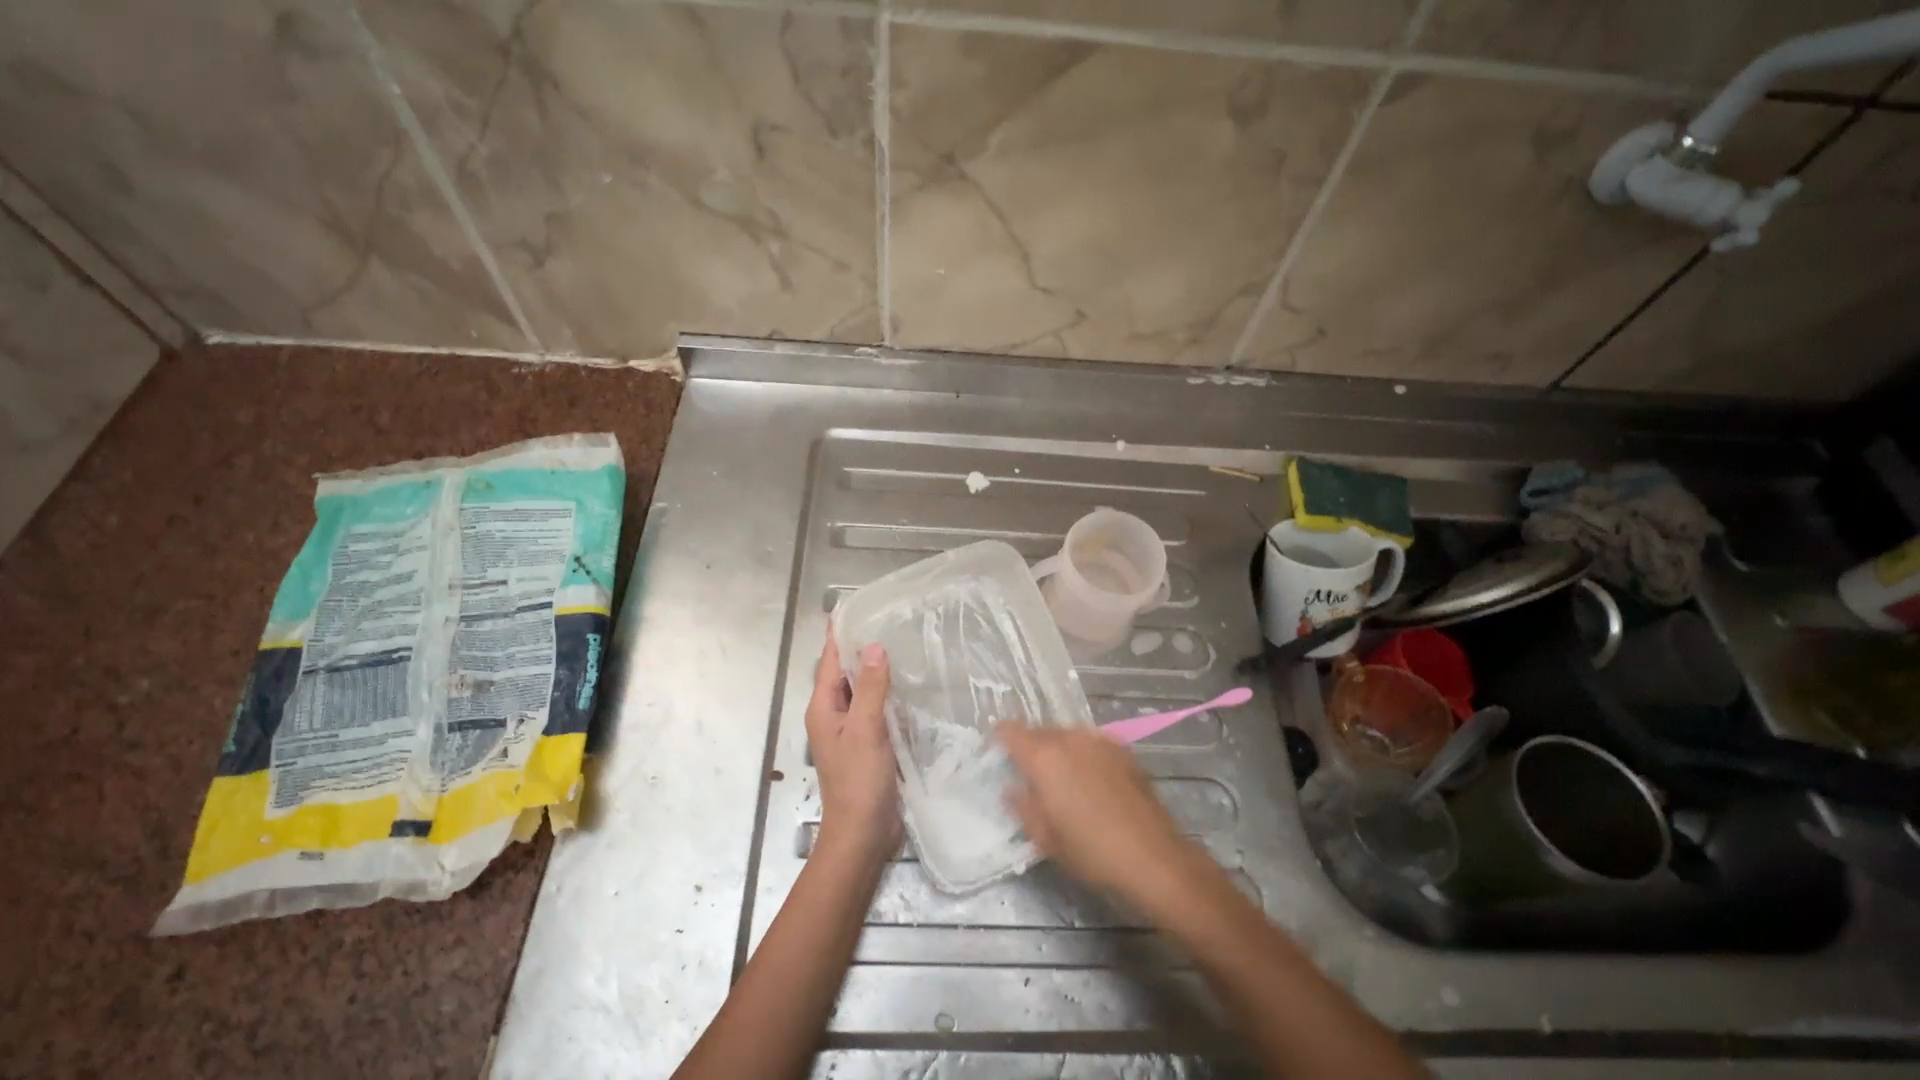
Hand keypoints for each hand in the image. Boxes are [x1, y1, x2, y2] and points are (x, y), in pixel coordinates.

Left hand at [807, 632, 900, 860]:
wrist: (862, 835)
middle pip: (844, 674)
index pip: (829, 661)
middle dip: (861, 649)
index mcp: (823, 708)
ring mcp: (850, 733)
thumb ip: (870, 688)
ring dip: (876, 672)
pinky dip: (888, 696)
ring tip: (902, 646)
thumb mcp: (865, 729)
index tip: (854, 607)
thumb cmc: (858, 781)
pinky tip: (909, 689)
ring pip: (861, 693)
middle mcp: (833, 716)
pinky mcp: (868, 747)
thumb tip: (873, 646)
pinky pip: (875, 712)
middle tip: (888, 621)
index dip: (840, 635)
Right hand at [997, 722, 1195, 900]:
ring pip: (1068, 736)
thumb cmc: (1091, 851)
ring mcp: (1101, 742)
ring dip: (1058, 752)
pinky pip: (1092, 745)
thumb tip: (1011, 788)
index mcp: (1044, 757)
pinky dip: (1083, 756)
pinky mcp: (1125, 752)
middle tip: (1027, 778)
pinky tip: (1090, 784)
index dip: (997, 740)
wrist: (1152, 858)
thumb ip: (1022, 806)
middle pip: (1040, 731)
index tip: (994, 756)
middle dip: (1029, 749)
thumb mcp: (1045, 837)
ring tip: (1061, 782)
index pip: (1009, 731)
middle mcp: (1072, 738)